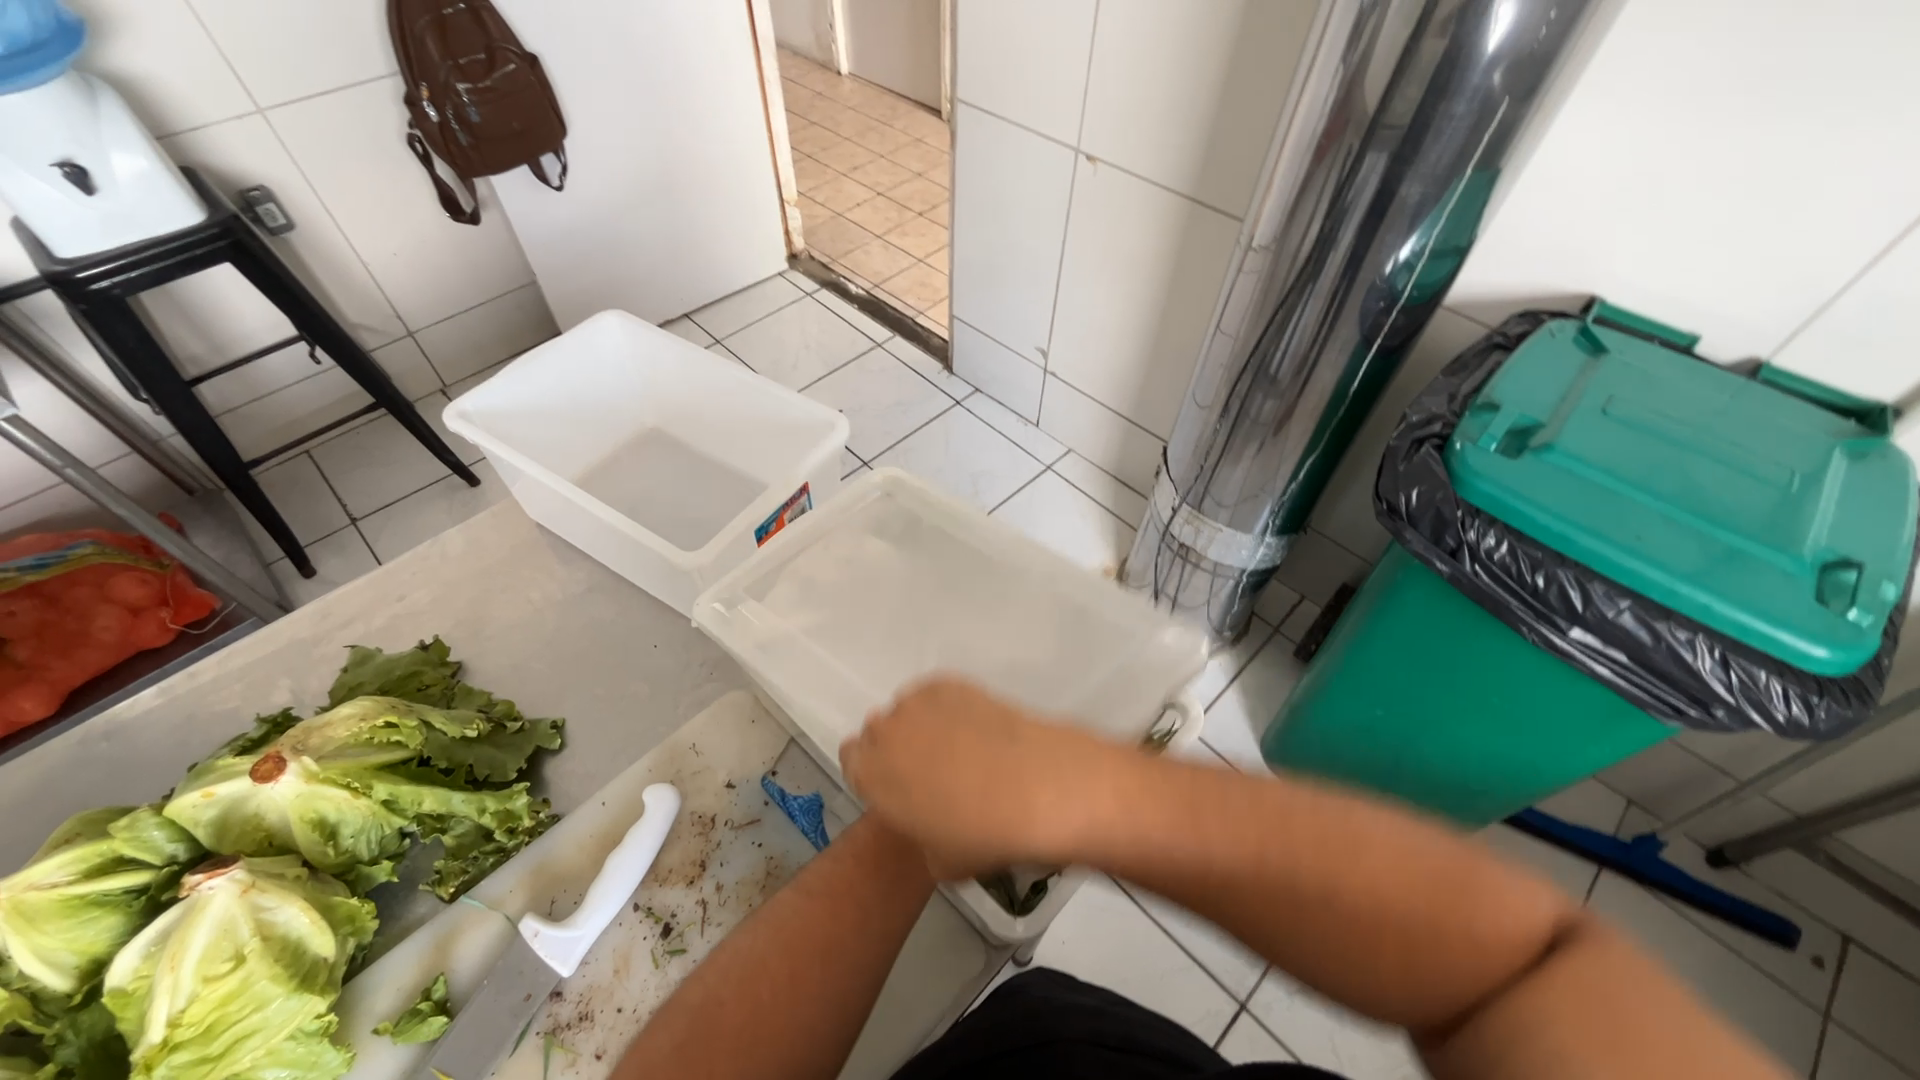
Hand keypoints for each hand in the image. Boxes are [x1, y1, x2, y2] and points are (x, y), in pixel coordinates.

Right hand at [839, 677, 1137, 878]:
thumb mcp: (940, 861)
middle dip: (898, 747)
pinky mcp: (951, 684)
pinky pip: (936, 695)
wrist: (1035, 789)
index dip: (875, 770)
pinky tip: (977, 728)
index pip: (851, 760)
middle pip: (878, 732)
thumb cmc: (982, 836)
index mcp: (871, 776)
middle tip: (933, 769)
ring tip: (961, 746)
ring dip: (923, 725)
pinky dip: (950, 708)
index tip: (899, 784)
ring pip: (908, 710)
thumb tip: (933, 825)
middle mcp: (884, 733)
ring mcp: (918, 704)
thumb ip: (920, 837)